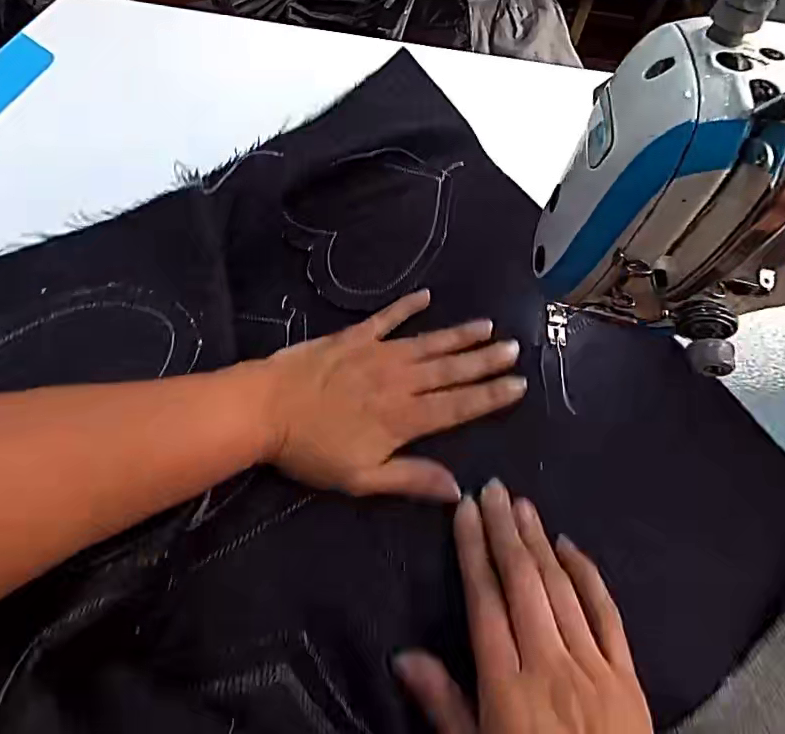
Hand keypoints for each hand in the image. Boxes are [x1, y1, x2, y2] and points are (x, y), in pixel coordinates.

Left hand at [255, 291, 523, 501]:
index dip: (491, 395)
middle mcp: (402, 380)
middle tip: (516, 348)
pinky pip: (388, 318)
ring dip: (461, 335)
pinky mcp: (357, 336)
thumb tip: (458, 488)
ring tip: (489, 326)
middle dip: (487, 360)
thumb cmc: (312, 449)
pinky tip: (426, 296)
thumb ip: (411, 478)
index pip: (459, 405)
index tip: (519, 384)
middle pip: (452, 370)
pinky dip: (407, 306)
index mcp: (405, 417)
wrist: (265, 408)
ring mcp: (380, 353)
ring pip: (430, 343)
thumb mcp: (360, 478)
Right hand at [395, 481, 650, 733]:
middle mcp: (550, 667)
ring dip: (539, 541)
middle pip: (523, 583)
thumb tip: (403, 656)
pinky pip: (607, 612)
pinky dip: (587, 573)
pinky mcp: (627, 674)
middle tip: (492, 488)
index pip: (485, 603)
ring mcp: (593, 667)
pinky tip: (570, 545)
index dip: (473, 552)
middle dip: (504, 531)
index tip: (465, 512)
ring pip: (561, 587)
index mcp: (508, 690)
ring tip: (521, 505)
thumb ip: (443, 707)